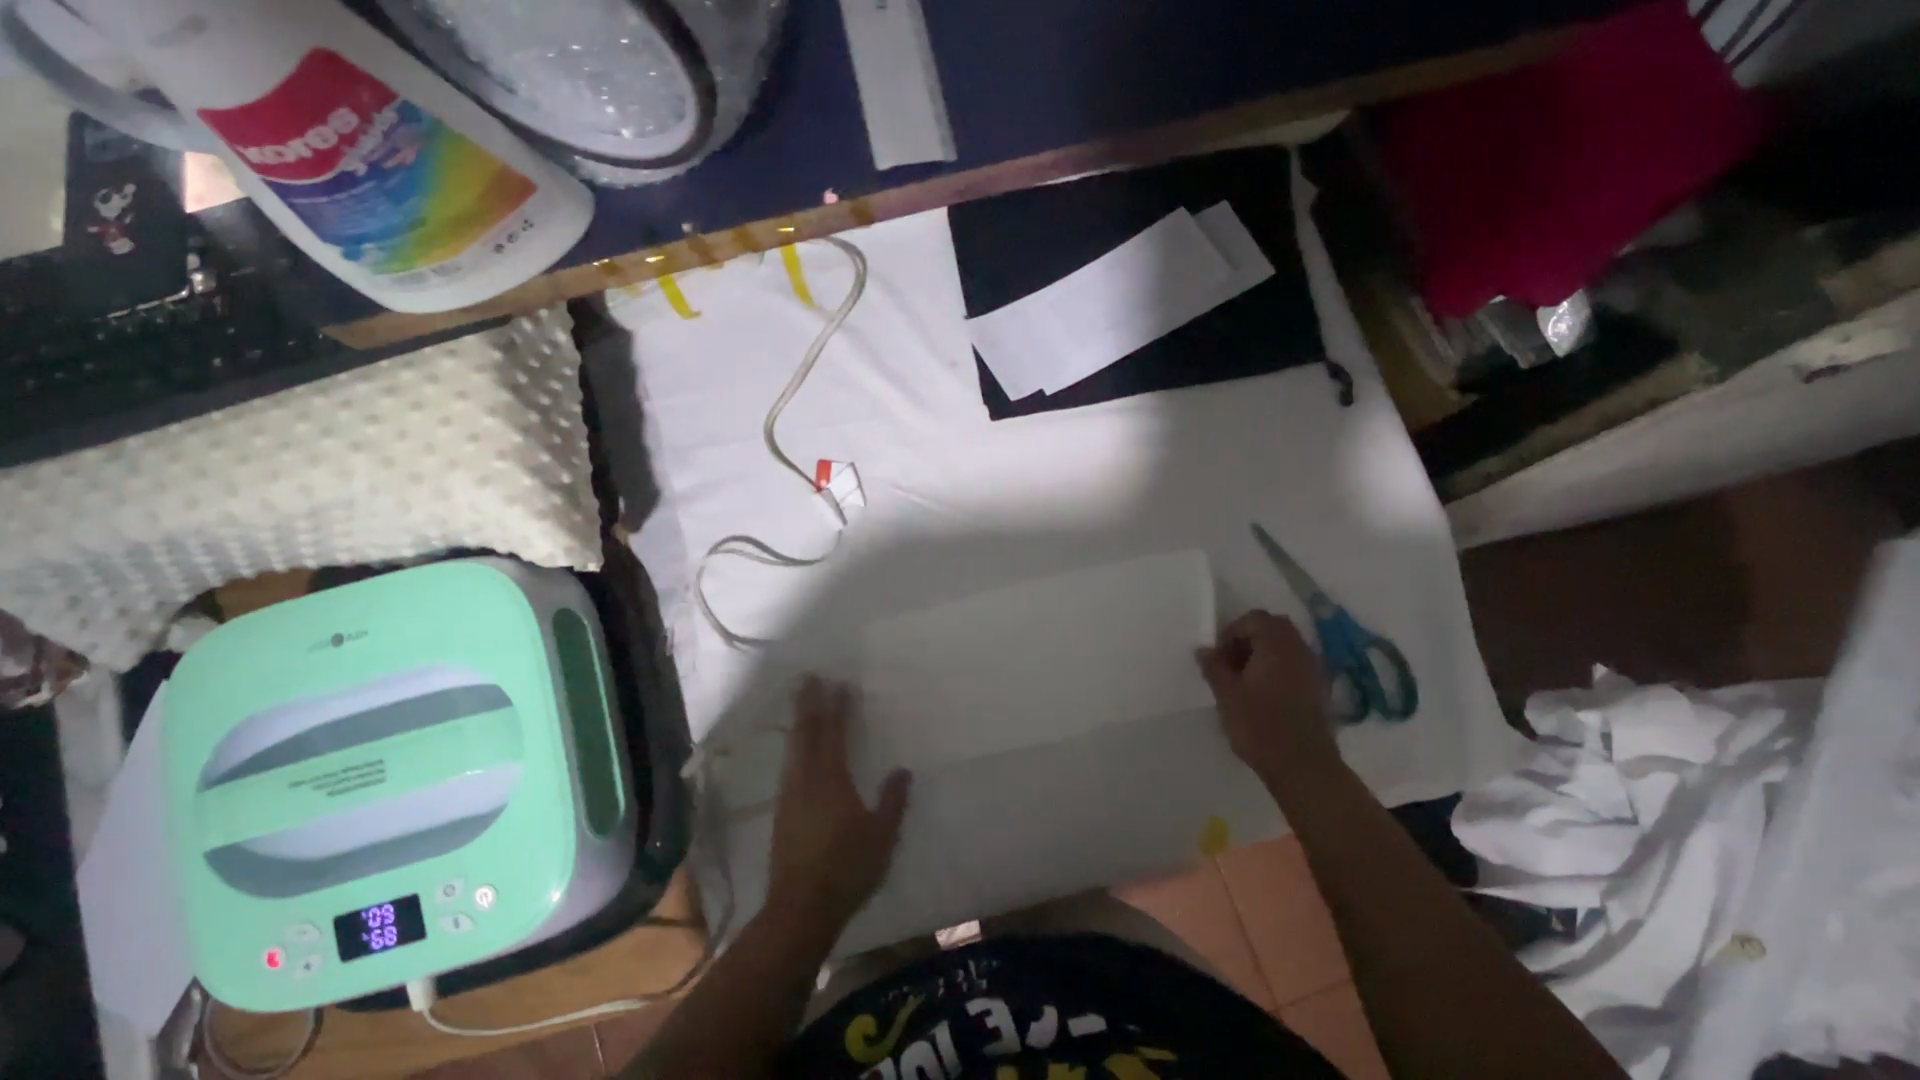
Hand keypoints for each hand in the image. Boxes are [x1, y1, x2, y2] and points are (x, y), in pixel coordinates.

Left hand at [767, 677, 912, 929]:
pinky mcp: (782, 812)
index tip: (841, 683)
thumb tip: (902, 770)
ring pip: (793, 749)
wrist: (801, 907)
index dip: (838, 707)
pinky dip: (794, 747)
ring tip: (802, 705)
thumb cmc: (848, 869)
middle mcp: (805, 780)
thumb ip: (893, 800)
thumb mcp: (882, 836)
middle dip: (808, 704)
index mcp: (831, 780)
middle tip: (809, 678)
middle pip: (805, 733)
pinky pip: (789, 766)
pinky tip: (797, 752)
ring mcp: (789, 796)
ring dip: (799, 723)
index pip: (834, 733)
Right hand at [1196, 610, 1338, 779]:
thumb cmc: (1260, 727)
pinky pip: (1296, 664)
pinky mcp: (1320, 688)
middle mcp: (1300, 650)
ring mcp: (1314, 669)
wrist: (1303, 765)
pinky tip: (1265, 695)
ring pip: (1287, 646)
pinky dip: (1279, 669)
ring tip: (1245, 682)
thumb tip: (1204, 649)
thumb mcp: (1227, 697)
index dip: (1232, 632)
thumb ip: (1214, 668)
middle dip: (1249, 640)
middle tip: (1231, 665)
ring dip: (1264, 654)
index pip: (1255, 619)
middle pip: (1274, 628)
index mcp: (1277, 645)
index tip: (1219, 657)